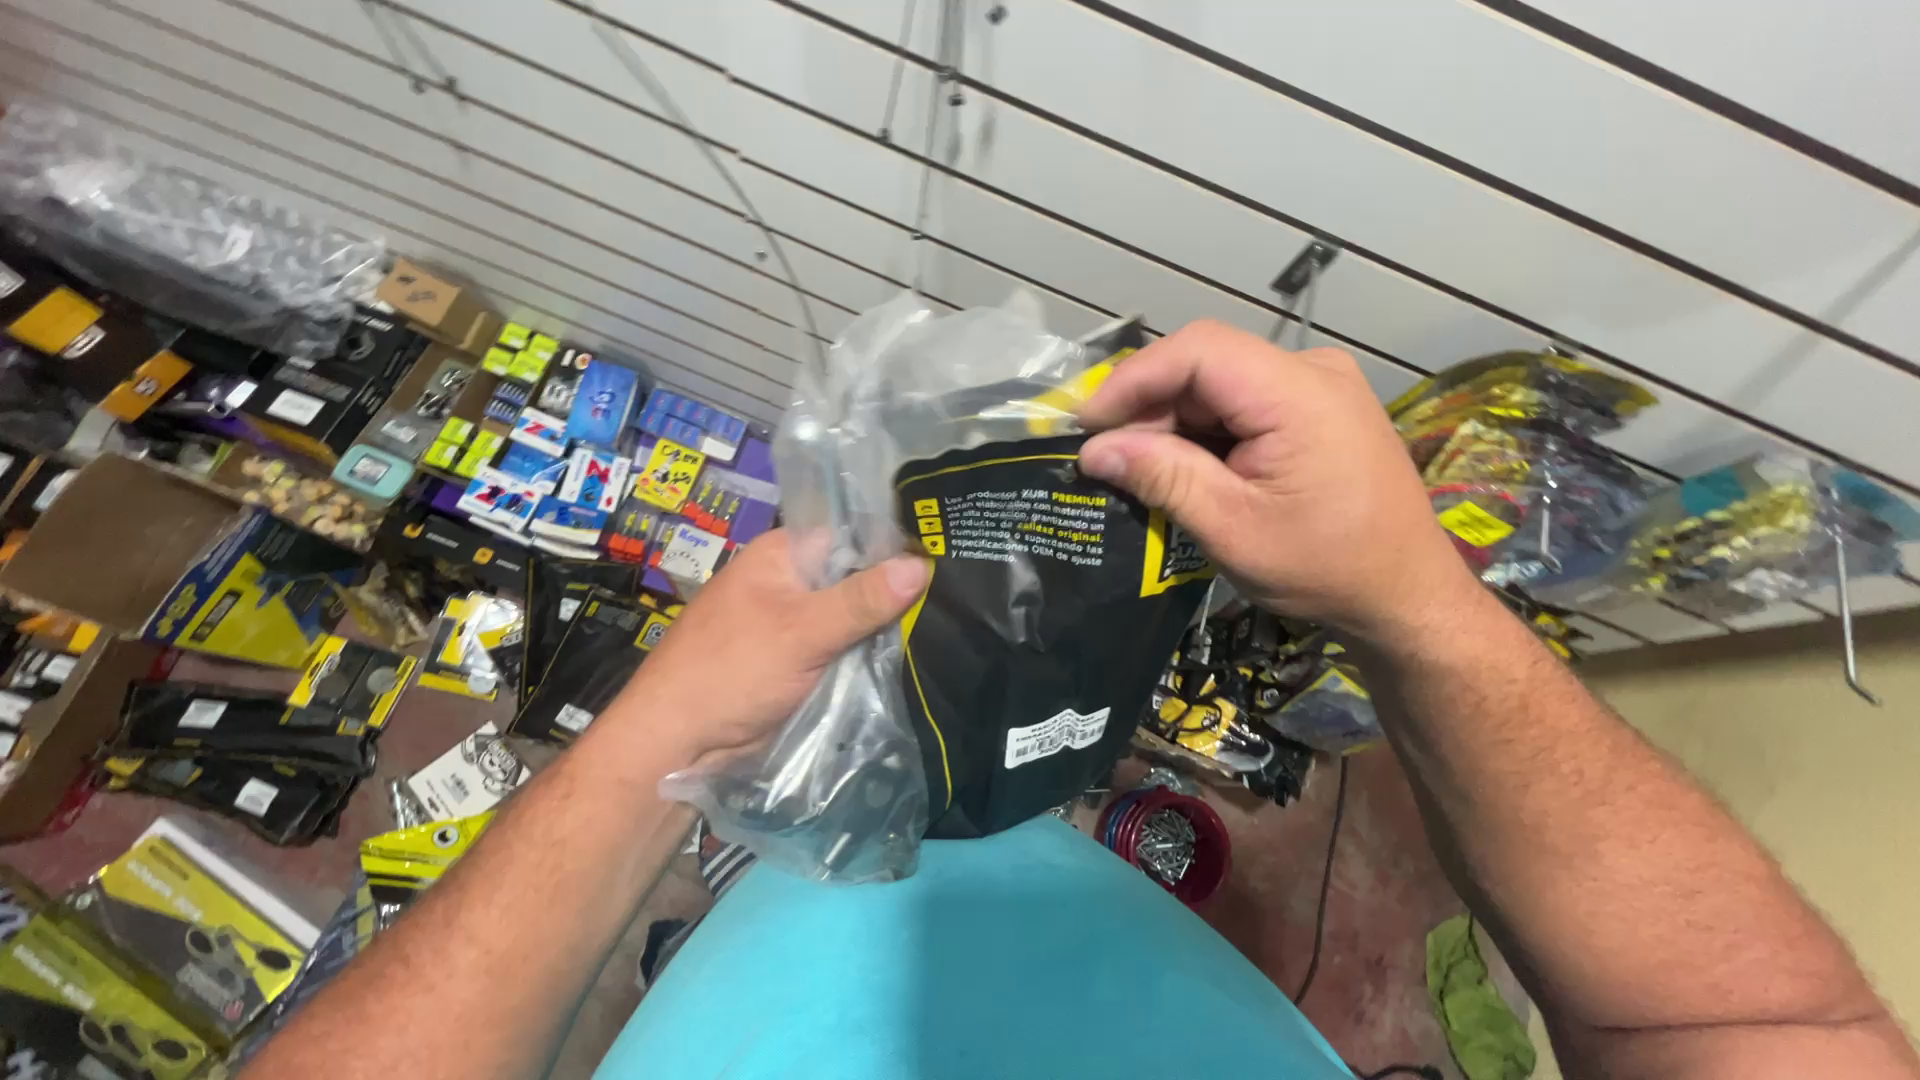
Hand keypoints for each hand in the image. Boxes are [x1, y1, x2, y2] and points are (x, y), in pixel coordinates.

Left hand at [597, 530, 929, 772]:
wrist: (677, 744)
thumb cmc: (732, 671)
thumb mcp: (802, 630)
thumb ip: (862, 599)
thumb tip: (923, 563)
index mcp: (782, 556)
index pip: (851, 536)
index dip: (895, 548)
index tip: (944, 560)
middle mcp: (788, 583)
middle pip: (854, 579)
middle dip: (894, 593)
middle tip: (954, 600)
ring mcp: (792, 624)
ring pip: (851, 618)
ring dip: (883, 629)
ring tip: (944, 628)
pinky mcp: (796, 662)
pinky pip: (841, 649)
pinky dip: (866, 655)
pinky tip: (908, 659)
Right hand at [1077, 320, 1481, 641]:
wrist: (1404, 594)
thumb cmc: (1325, 567)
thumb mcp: (1232, 528)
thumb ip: (1162, 478)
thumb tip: (1093, 450)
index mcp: (1299, 393)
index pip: (1197, 350)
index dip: (1133, 378)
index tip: (1088, 425)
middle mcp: (1312, 371)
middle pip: (1205, 365)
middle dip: (1148, 409)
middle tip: (1108, 462)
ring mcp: (1318, 387)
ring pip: (1218, 384)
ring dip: (1172, 423)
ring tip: (1139, 472)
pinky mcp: (1316, 409)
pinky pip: (1242, 403)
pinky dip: (1203, 432)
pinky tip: (1182, 470)